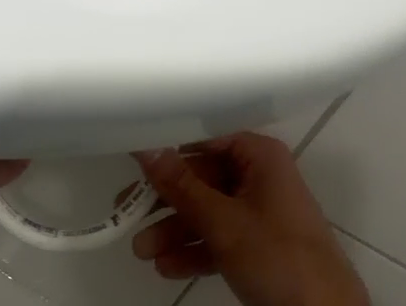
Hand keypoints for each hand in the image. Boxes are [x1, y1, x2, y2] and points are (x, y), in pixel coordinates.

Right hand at [133, 134, 369, 305]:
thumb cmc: (279, 259)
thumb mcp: (223, 222)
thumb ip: (180, 186)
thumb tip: (145, 148)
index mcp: (259, 156)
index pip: (204, 139)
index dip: (168, 149)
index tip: (134, 161)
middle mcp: (260, 177)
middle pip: (201, 179)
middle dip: (166, 202)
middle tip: (126, 212)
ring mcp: (261, 213)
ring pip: (207, 212)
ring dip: (175, 231)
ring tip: (142, 251)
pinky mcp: (260, 247)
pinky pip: (219, 238)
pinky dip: (195, 250)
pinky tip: (167, 267)